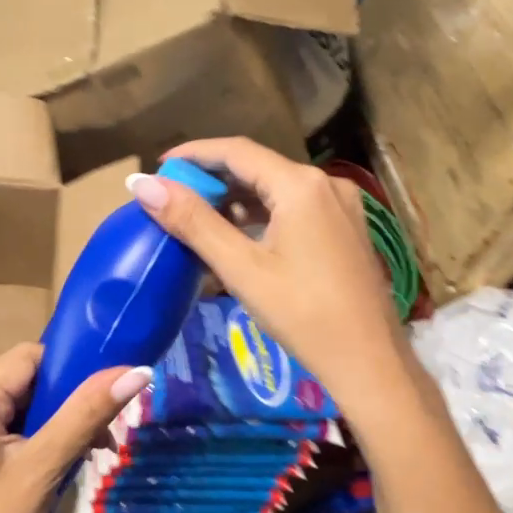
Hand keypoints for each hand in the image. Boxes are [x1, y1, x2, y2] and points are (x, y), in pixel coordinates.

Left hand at [0, 343, 151, 512]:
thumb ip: (87, 414)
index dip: (71, 369)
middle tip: (102, 437)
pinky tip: (57, 467)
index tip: (106, 396)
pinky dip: (35, 441)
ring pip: (19, 408)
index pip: (30, 357)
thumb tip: (137, 372)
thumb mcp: (44, 468)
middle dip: (67, 403)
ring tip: (86, 456)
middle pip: (25, 381)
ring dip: (56, 425)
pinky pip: (5, 431)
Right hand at [125, 138, 408, 409]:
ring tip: (197, 216)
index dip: (194, 154)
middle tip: (172, 194)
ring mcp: (341, 206)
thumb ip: (193, 222)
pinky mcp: (345, 229)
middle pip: (258, 166)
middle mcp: (325, 184)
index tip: (159, 166)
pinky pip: (295, 207)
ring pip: (276, 188)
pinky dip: (262, 213)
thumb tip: (143, 184)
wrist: (370, 361)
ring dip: (236, 197)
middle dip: (213, 177)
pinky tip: (238, 234)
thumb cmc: (302, 314)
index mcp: (300, 185)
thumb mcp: (241, 268)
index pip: (237, 151)